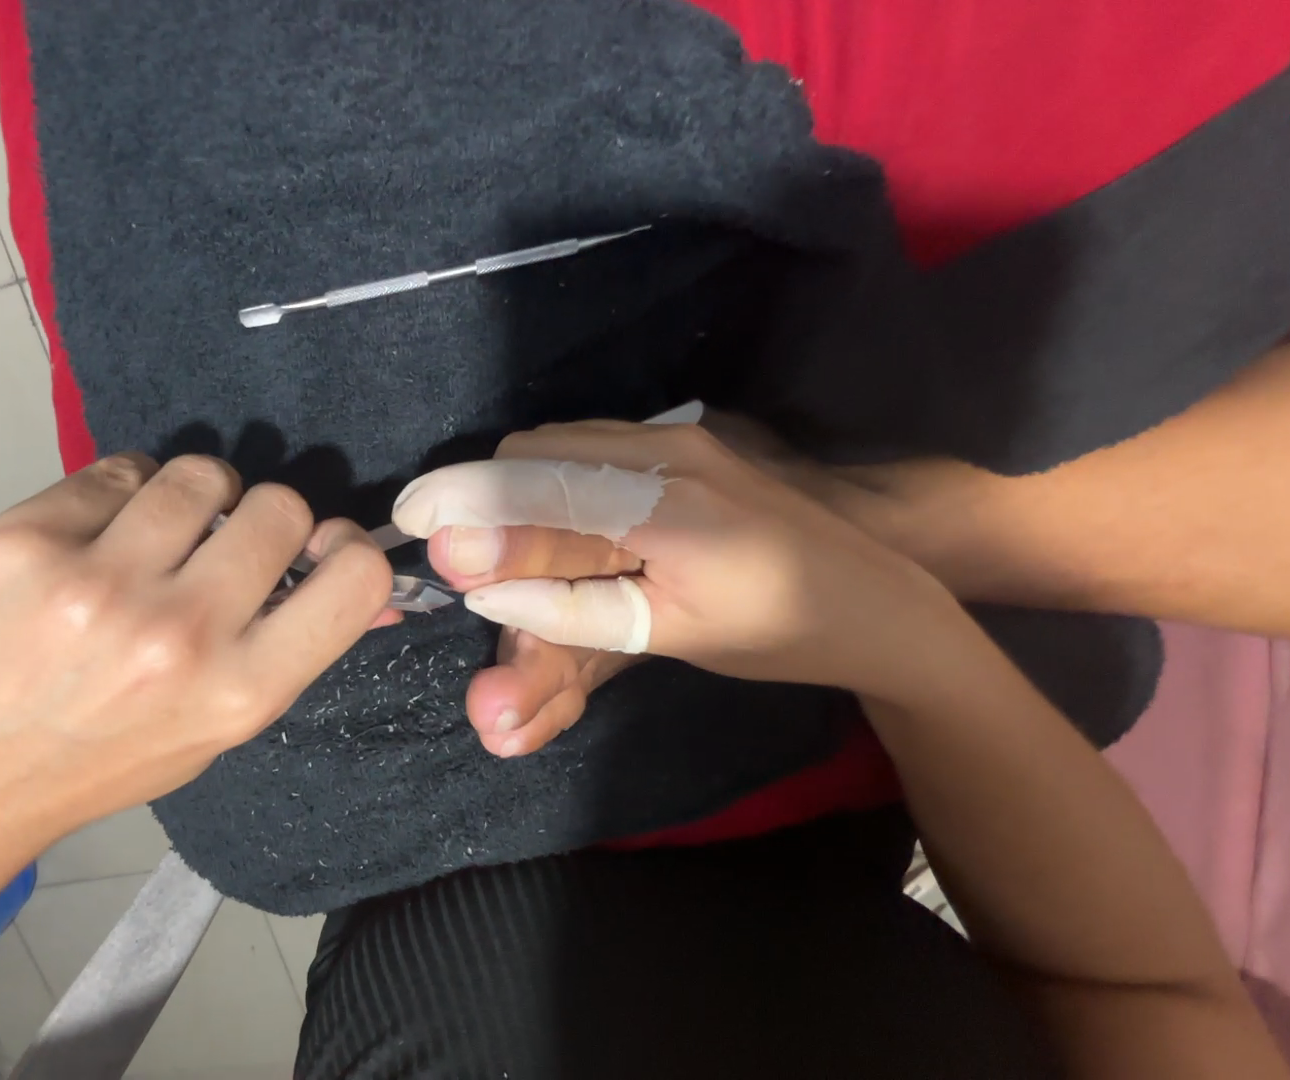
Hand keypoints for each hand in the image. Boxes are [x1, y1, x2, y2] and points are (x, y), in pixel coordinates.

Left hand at [0, 453, 393, 861]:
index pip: (356, 580)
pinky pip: (119, 469)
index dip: (347, 547)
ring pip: (201, 474)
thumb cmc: (95, 766)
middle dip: (262, 518)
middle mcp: (177, 635)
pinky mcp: (22, 539)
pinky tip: (91, 539)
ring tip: (153, 538)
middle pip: (279, 505)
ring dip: (192, 498)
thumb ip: (284, 652)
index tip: (317, 548)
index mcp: (237, 694)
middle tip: (219, 549)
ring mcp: (96, 582)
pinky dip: (120, 494)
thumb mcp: (210, 734)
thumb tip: (362, 584)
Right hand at [394, 421, 965, 726]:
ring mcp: (678, 437)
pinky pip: (592, 448)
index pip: (537, 483)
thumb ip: (570, 605)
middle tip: (461, 552)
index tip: (415, 520)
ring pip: (562, 444)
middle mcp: (664, 447)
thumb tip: (478, 588)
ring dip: (518, 488)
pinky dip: (553, 481)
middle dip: (486, 495)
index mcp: (664, 500)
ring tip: (501, 546)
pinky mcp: (685, 443)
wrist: (874, 601)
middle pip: (538, 449)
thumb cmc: (774, 632)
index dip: (467, 499)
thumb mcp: (667, 631)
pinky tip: (558, 526)